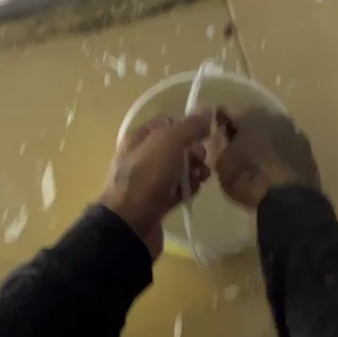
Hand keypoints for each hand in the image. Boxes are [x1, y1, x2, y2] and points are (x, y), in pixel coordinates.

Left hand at [100, 113, 212, 257]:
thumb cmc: (147, 176)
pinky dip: (188, 188)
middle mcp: (141, 157)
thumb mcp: (169, 142)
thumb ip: (189, 126)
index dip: (187, 125)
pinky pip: (176, 190)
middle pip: (175, 146)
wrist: (130, 226)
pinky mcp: (155, 203)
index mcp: (139, 137)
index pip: (168, 122)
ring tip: (203, 177)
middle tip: (203, 158)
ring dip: (194, 170)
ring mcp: (148, 181)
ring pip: (177, 169)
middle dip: (193, 150)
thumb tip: (207, 110)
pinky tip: (196, 191)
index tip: (204, 133)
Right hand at [204, 107, 320, 208]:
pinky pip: (287, 145)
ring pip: (272, 132)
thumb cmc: (249, 178)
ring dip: (265, 140)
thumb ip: (221, 148)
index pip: (230, 113)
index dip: (223, 124)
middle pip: (254, 120)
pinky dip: (281, 152)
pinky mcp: (307, 147)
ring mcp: (293, 130)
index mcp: (249, 114)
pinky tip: (276, 167)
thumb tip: (223, 140)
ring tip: (258, 159)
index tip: (218, 135)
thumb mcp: (223, 166)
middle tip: (238, 148)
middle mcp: (273, 115)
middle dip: (246, 131)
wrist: (289, 197)